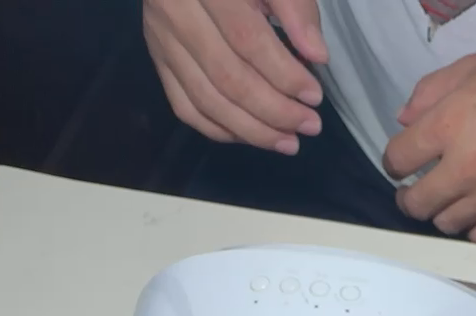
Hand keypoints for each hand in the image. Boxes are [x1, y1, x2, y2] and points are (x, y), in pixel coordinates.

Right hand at [142, 0, 327, 152]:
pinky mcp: (158, 59)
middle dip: (275, 111)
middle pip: (227, 77)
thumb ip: (295, 9)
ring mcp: (161, 38)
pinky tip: (254, 136)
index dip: (285, 75)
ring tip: (290, 142)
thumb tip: (317, 56)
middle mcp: (173, 10)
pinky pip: (186, 108)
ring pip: (207, 100)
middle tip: (310, 125)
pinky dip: (222, 131)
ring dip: (253, 131)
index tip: (315, 97)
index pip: (247, 40)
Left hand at [383, 24, 475, 243]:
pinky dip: (472, 228)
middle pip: (417, 204)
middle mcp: (465, 167)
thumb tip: (406, 121)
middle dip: (409, 197)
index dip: (394, 161)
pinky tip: (475, 213)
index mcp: (448, 125)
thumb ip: (430, 94)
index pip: (398, 160)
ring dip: (441, 213)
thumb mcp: (472, 67)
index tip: (400, 160)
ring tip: (448, 199)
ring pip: (446, 224)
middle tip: (414, 189)